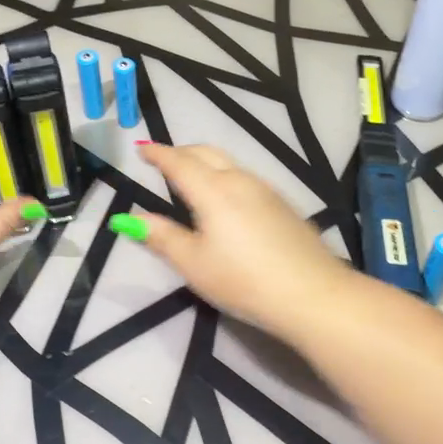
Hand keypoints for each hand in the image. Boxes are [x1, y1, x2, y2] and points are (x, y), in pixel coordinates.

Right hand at [134, 143, 355, 332]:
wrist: (312, 293)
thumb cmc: (244, 280)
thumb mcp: (194, 264)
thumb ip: (162, 237)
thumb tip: (130, 218)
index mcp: (213, 190)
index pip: (179, 162)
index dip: (158, 154)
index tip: (141, 150)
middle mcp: (240, 180)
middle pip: (206, 153)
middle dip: (181, 152)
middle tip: (163, 161)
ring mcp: (267, 190)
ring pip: (229, 164)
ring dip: (205, 162)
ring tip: (190, 177)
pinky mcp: (283, 205)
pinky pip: (246, 178)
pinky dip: (225, 176)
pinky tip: (226, 199)